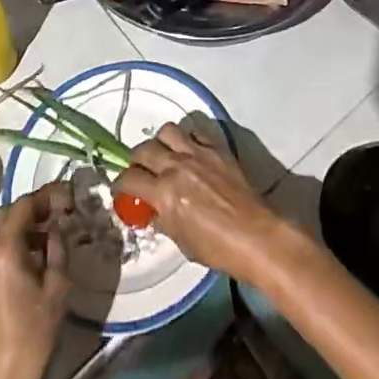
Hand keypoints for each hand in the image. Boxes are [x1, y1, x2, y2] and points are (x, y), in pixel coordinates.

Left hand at [0, 180, 73, 378]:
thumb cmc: (34, 335)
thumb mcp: (57, 289)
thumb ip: (57, 251)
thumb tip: (56, 228)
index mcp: (4, 252)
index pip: (21, 208)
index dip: (43, 197)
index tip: (63, 195)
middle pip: (0, 216)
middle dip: (25, 210)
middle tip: (51, 217)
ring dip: (16, 229)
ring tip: (45, 242)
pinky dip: (8, 248)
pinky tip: (29, 265)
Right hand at [112, 121, 304, 284]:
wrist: (257, 236)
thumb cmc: (218, 248)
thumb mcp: (181, 241)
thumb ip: (163, 219)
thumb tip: (153, 211)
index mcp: (164, 193)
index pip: (129, 178)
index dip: (121, 184)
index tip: (122, 189)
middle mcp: (177, 167)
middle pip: (143, 149)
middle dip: (137, 160)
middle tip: (141, 170)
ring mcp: (198, 154)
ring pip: (167, 131)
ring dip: (161, 142)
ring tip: (165, 153)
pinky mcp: (218, 149)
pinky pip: (196, 132)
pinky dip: (188, 139)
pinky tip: (190, 152)